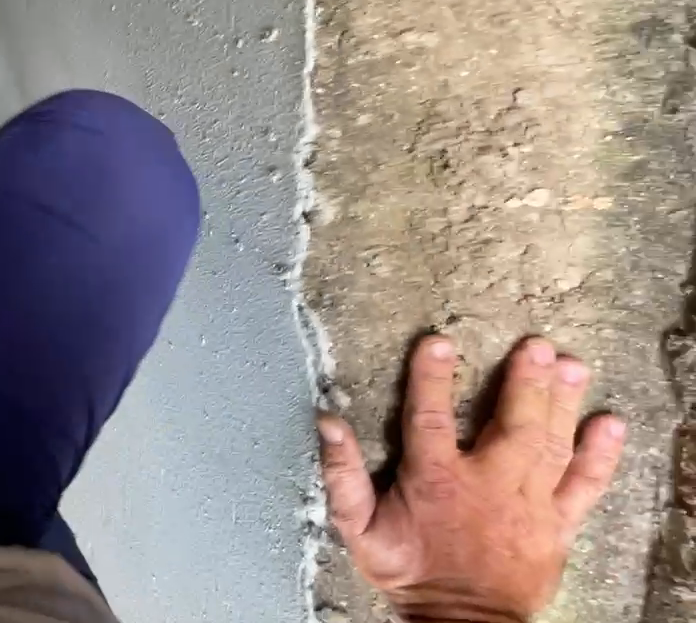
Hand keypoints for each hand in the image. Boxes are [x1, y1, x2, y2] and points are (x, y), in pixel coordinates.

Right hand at [316, 335, 626, 622]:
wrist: (463, 622)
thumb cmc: (406, 569)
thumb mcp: (355, 523)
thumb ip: (341, 472)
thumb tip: (327, 421)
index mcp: (435, 479)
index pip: (432, 416)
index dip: (433, 377)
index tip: (439, 342)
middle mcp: (487, 485)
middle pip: (511, 424)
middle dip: (524, 382)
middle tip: (537, 346)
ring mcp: (529, 505)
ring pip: (551, 445)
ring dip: (561, 404)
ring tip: (572, 367)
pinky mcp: (556, 525)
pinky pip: (585, 484)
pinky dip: (601, 454)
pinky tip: (609, 424)